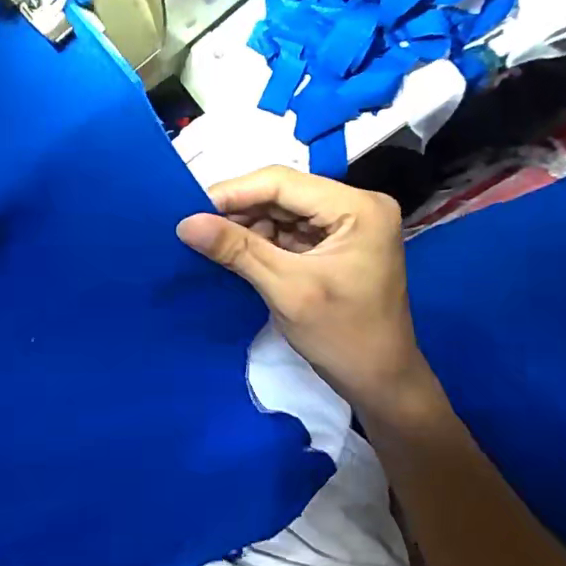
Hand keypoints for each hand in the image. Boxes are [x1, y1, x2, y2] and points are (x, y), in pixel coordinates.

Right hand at [176, 166, 435, 412]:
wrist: (380, 381)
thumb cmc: (342, 336)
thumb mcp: (286, 289)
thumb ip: (236, 250)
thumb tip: (184, 223)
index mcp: (357, 207)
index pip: (283, 183)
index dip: (233, 192)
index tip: (189, 208)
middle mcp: (355, 206)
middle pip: (283, 195)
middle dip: (238, 211)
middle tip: (194, 226)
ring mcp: (346, 225)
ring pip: (282, 213)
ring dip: (246, 226)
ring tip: (207, 239)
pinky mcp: (335, 245)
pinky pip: (289, 232)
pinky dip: (260, 241)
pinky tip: (232, 249)